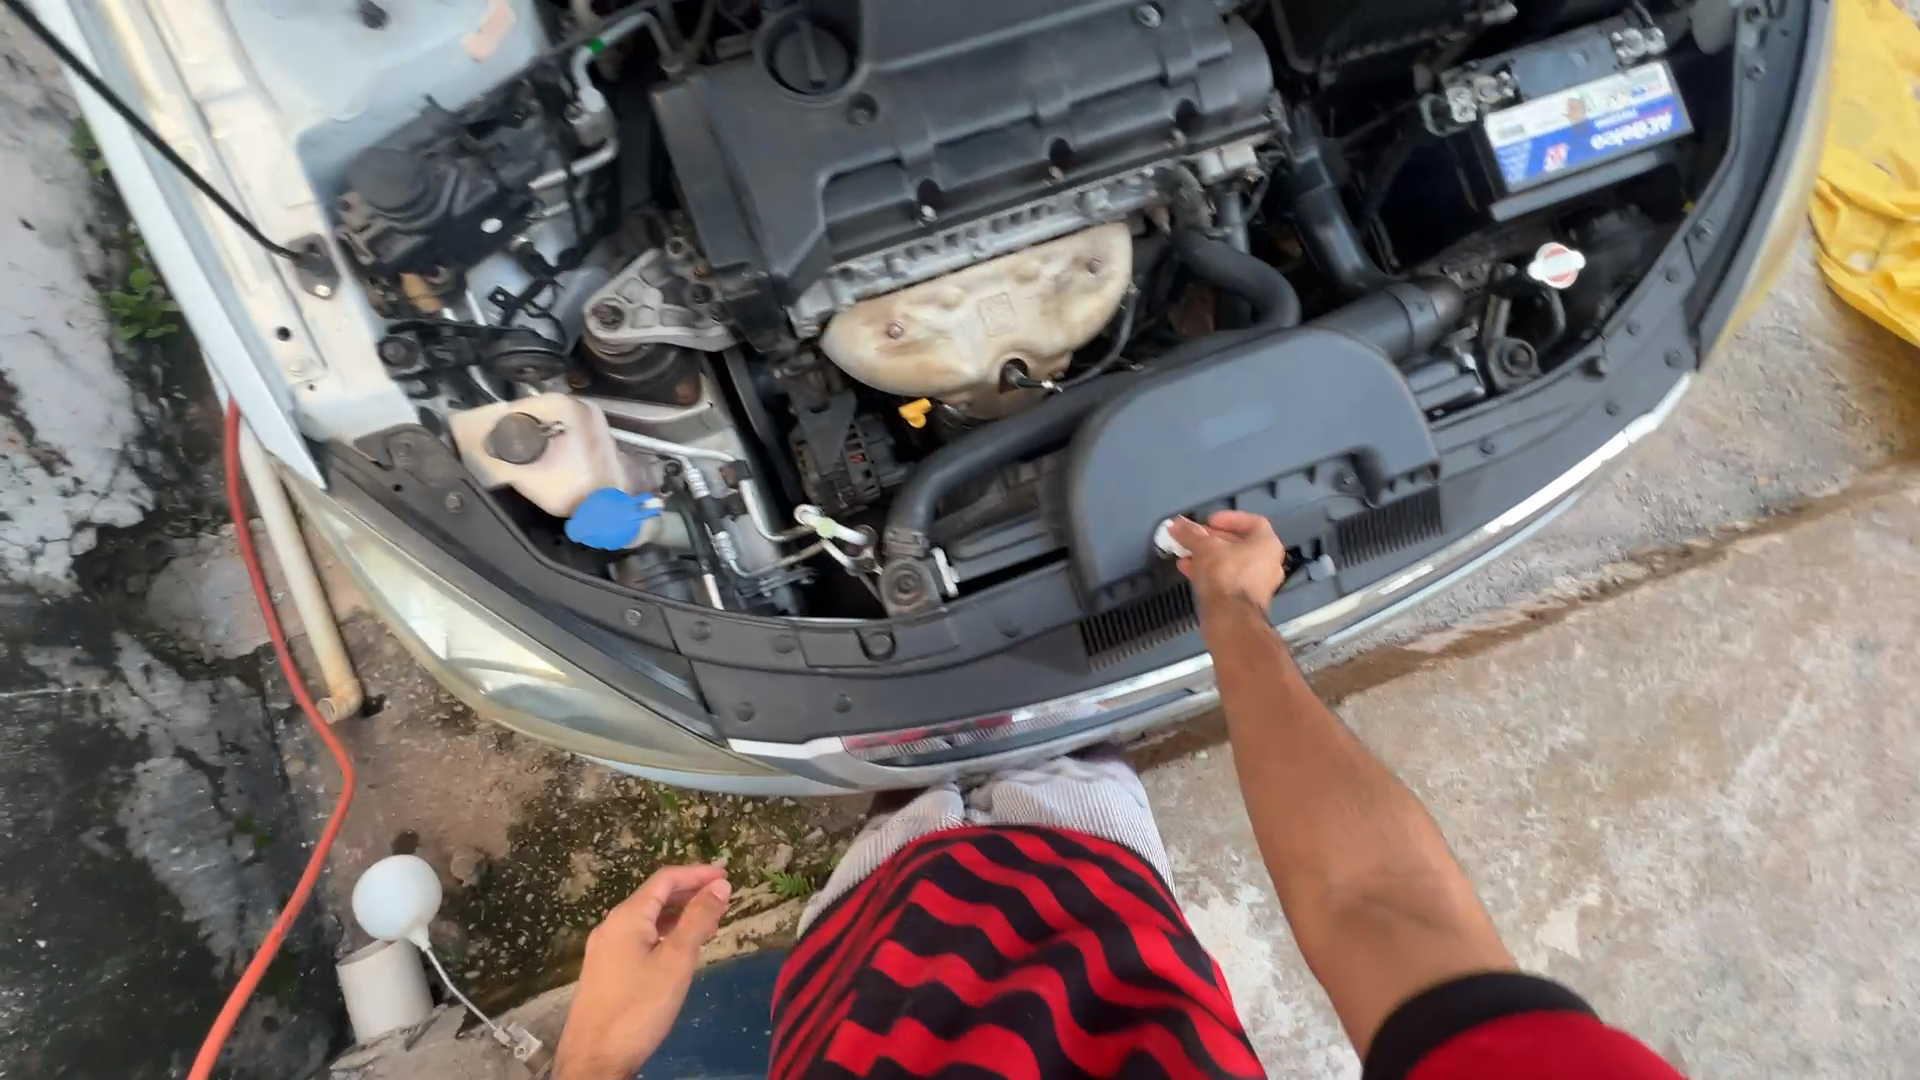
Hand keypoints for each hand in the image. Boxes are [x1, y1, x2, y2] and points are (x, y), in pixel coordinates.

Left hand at [553, 865, 731, 1079]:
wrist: (592, 1066)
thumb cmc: (638, 1008)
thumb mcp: (677, 960)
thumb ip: (699, 918)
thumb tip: (721, 884)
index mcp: (627, 917)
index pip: (666, 879)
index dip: (698, 873)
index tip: (726, 876)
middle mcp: (611, 926)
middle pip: (655, 896)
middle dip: (690, 893)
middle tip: (722, 899)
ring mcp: (604, 950)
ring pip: (648, 919)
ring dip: (679, 915)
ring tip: (708, 924)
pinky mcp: (604, 972)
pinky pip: (639, 938)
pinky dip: (664, 933)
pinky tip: (679, 951)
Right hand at [1169, 511, 1287, 615]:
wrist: (1231, 618)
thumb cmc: (1225, 574)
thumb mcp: (1204, 548)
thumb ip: (1191, 533)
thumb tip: (1176, 524)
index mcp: (1267, 544)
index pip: (1252, 522)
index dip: (1229, 518)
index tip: (1208, 521)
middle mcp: (1268, 562)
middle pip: (1238, 543)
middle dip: (1212, 539)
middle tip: (1193, 537)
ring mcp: (1258, 583)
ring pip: (1231, 563)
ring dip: (1207, 556)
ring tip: (1185, 554)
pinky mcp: (1245, 600)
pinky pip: (1227, 579)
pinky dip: (1210, 572)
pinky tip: (1189, 571)